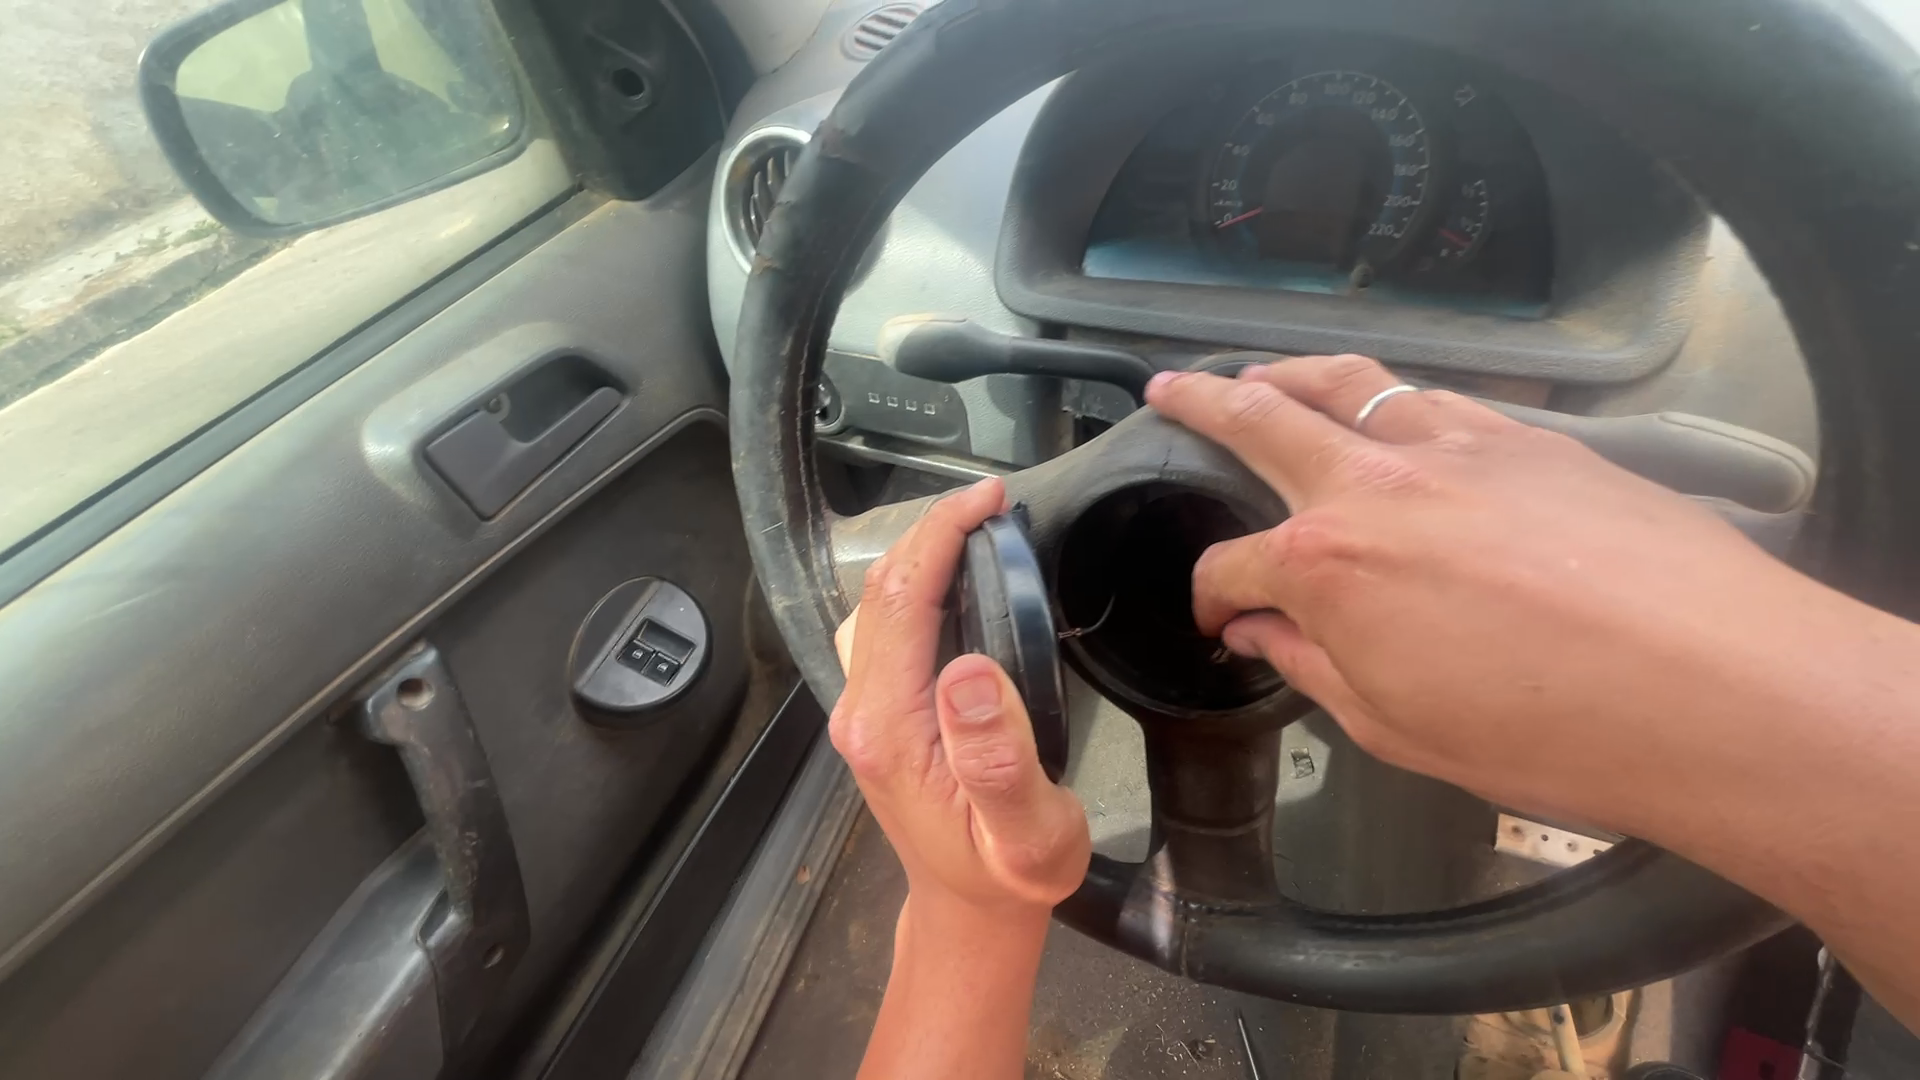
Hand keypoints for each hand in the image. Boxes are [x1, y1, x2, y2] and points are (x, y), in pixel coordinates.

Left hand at [829, 477, 1090, 916]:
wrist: (969, 909)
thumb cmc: (1008, 876)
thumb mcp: (1027, 835)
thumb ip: (998, 758)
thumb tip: (969, 671)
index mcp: (890, 728)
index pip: (901, 602)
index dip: (940, 538)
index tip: (987, 500)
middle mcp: (861, 710)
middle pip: (880, 593)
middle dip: (930, 532)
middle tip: (990, 503)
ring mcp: (863, 709)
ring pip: (875, 604)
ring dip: (917, 554)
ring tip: (972, 529)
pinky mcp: (876, 710)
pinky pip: (883, 627)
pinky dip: (912, 586)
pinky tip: (946, 581)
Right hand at [1145, 355, 1872, 835]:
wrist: (1727, 697)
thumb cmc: (1541, 730)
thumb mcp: (1388, 723)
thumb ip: (1304, 664)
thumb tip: (1259, 632)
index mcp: (1321, 564)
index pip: (1228, 568)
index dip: (1211, 597)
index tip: (1219, 620)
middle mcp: (1368, 485)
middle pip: (1256, 420)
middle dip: (1199, 402)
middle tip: (1167, 389)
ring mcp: (1449, 448)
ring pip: (1345, 383)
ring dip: (1287, 373)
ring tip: (1257, 372)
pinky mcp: (1525, 438)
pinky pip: (1433, 399)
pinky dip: (1386, 400)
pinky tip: (1382, 412)